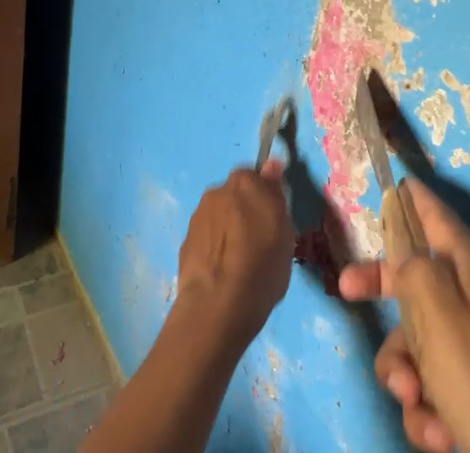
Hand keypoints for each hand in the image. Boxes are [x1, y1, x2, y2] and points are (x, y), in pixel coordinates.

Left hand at [175, 162, 294, 340]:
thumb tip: (271, 165)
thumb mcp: (284, 230)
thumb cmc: (263, 265)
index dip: (266, 197)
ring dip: (229, 229)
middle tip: (261, 241)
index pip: (256, 177)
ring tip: (241, 261)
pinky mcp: (185, 241)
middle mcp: (216, 191)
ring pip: (219, 216)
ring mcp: (197, 217)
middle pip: (235, 195)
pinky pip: (207, 237)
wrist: (218, 303)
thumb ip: (275, 193)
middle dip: (245, 211)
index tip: (274, 219)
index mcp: (244, 182)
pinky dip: (215, 247)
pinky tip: (223, 271)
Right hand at [338, 177, 469, 452]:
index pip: (439, 219)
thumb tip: (406, 244)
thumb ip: (416, 273)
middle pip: (417, 280)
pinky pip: (434, 386)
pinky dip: (428, 411)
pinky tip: (439, 435)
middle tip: (346, 292)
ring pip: (417, 343)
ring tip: (418, 405)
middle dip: (384, 299)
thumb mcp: (442, 322)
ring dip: (406, 376)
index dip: (415, 201)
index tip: (396, 182)